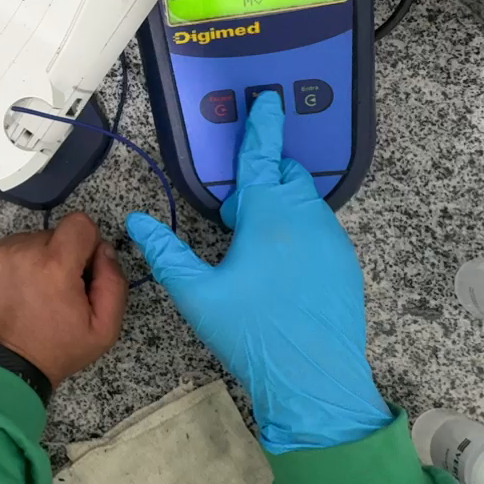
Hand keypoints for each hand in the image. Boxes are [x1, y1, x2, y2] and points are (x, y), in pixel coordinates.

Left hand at [0, 211, 126, 386]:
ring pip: (25, 243)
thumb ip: (113, 283)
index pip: (80, 223)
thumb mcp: (103, 329)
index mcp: (55, 264)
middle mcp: (22, 250)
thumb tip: (104, 249)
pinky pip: (0, 250)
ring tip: (26, 296)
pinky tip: (7, 293)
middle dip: (56, 258)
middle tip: (51, 292)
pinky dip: (7, 267)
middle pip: (51, 236)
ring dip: (30, 262)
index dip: (85, 244)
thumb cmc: (54, 350)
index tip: (79, 269)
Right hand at [126, 91, 390, 451]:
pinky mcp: (346, 266)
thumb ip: (166, 251)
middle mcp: (307, 221)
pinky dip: (296, 228)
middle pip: (287, 176)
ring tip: (251, 245)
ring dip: (278, 205)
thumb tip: (137, 221)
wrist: (315, 383)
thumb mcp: (196, 292)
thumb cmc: (251, 333)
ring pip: (305, 202)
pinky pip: (319, 228)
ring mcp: (333, 244)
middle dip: (262, 179)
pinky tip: (278, 267)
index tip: (267, 101)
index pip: (261, 159)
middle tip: (234, 217)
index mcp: (269, 218)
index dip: (261, 128)